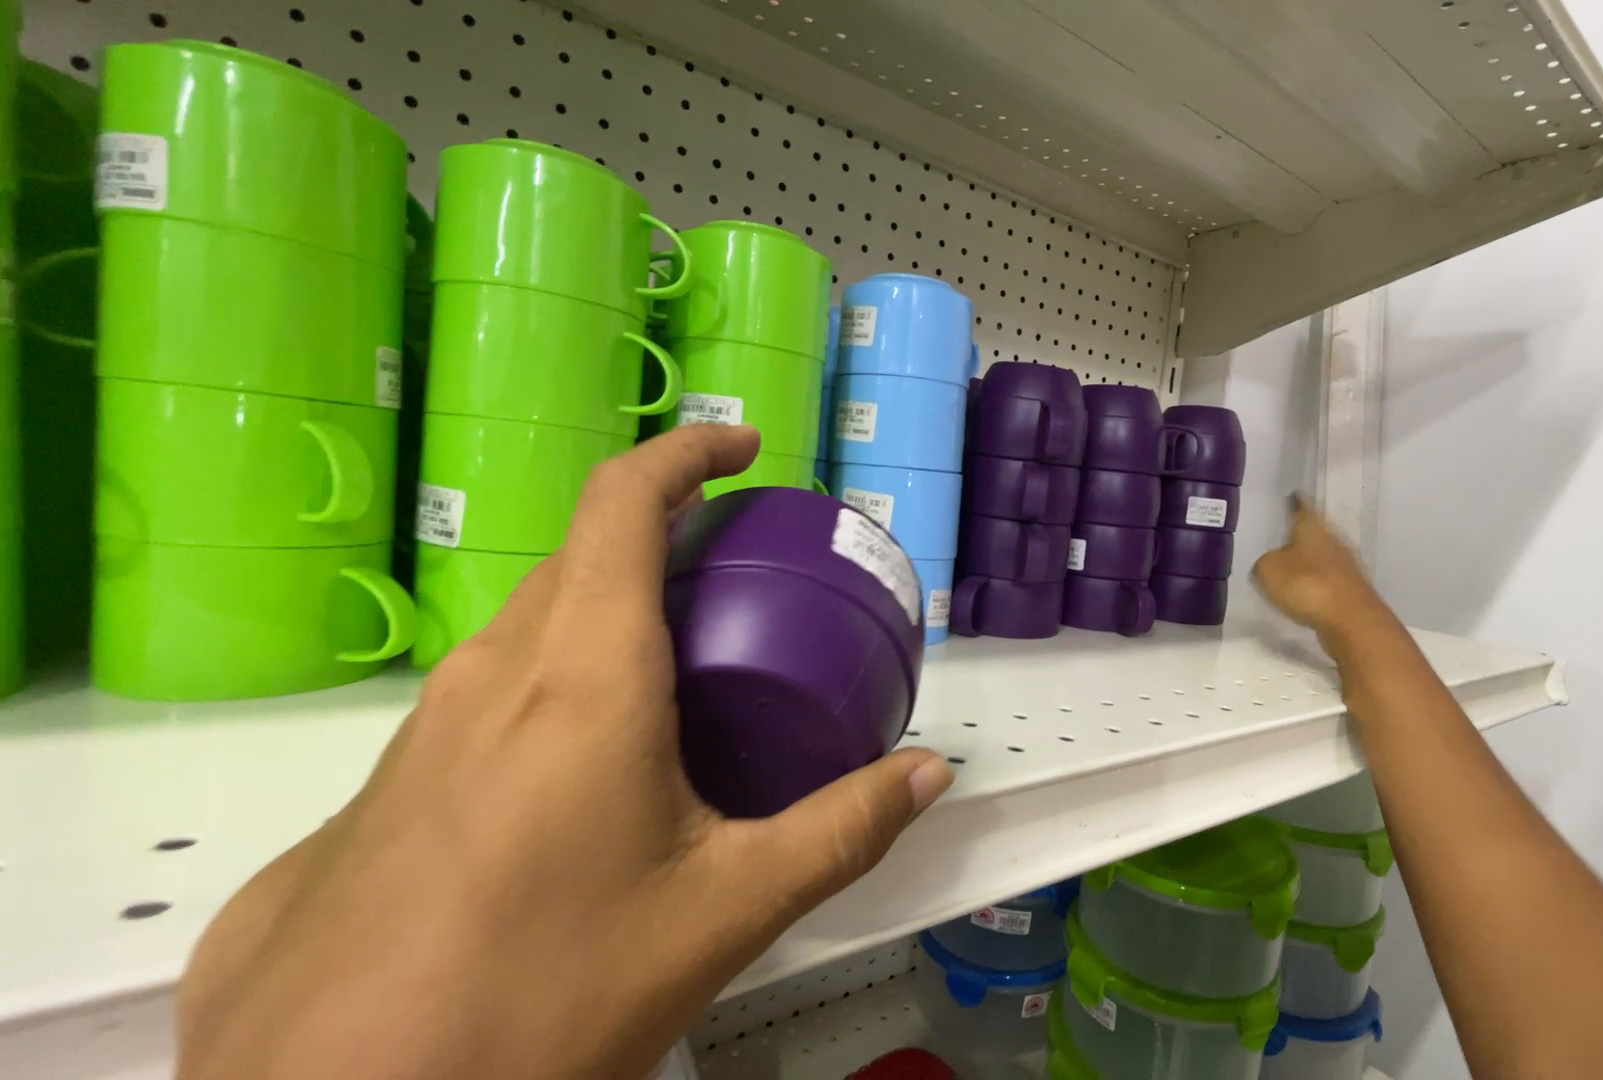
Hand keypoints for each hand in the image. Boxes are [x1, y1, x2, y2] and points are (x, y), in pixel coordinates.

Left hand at [176, 425, 955, 1079]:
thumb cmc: (547, 994)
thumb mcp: (725, 912)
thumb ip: (841, 830)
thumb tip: (930, 773)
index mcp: (581, 676)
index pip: (622, 503)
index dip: (686, 452)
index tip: (743, 448)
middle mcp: (492, 674)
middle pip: (583, 555)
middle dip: (665, 535)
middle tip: (738, 577)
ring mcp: (423, 727)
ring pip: (532, 623)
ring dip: (610, 608)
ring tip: (679, 669)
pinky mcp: (384, 782)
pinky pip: (490, 688)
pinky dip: (559, 674)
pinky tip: (588, 767)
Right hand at [1251, 495, 1391, 638]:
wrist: (1350, 621)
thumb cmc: (1307, 585)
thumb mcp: (1268, 570)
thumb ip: (1265, 562)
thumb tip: (1272, 563)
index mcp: (1313, 528)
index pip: (1303, 508)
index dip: (1295, 502)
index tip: (1291, 497)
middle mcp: (1333, 541)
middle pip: (1315, 532)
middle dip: (1301, 534)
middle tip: (1282, 535)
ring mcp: (1346, 566)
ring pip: (1322, 556)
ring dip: (1309, 560)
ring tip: (1290, 566)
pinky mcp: (1350, 589)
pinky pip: (1327, 579)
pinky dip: (1316, 582)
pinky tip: (1303, 591)